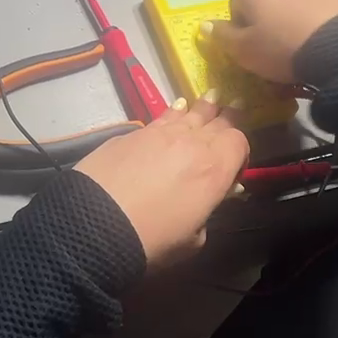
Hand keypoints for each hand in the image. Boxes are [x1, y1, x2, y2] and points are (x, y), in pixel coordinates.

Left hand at [75, 96, 249, 270]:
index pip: (238, 143)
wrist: (97, 221)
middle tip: (236, 106)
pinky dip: (174, 111)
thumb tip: (210, 196)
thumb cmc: (153, 239)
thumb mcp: (193, 239)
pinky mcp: (134, 132)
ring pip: (190, 113)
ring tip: (213, 97)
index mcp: (214, 169)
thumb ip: (207, 213)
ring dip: (203, 107)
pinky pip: (163, 116)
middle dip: (228, 117)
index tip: (234, 168)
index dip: (241, 152)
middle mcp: (192, 143)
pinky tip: (178, 107)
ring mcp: (161, 133)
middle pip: (217, 121)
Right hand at [204, 0, 337, 81]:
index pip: (235, 7)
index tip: (252, 51)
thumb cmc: (282, 48)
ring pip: (289, 4)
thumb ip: (221, 37)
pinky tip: (320, 43)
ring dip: (289, 22)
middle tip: (275, 51)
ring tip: (300, 49)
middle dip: (266, 23)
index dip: (240, 31)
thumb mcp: (244, 51)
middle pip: (263, 3)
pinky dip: (312, 22)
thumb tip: (205, 25)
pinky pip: (314, 9)